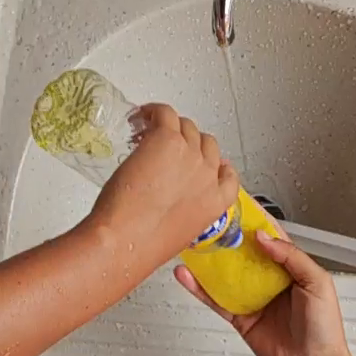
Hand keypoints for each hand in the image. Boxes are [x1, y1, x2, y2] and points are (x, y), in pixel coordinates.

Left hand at [81, 103, 238, 275]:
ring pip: (186, 126)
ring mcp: (190, 154)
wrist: (127, 240)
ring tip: (147, 130)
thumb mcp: (176, 235)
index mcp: (215, 203)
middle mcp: (208, 174)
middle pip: (206, 143)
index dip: (215, 165)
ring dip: (170, 126)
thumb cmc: (142, 244)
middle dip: (187, 142)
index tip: (203, 162)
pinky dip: (152, 111)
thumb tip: (165, 204)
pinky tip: (141, 116)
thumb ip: (180, 214)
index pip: (228, 175)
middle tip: (165, 147)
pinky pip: (165, 113)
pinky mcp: (166, 140)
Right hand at [175, 231, 353, 355]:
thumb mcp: (316, 283)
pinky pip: (216, 300)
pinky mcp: (240, 317)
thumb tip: (264, 238)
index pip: (269, 238)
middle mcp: (269, 280)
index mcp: (290, 267)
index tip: (238, 207)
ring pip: (225, 274)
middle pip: (242, 253)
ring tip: (192, 244)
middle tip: (209, 223)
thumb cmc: (324, 328)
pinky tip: (188, 276)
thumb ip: (292, 257)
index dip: (254, 222)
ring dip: (208, 260)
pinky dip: (200, 288)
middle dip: (227, 238)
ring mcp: (252, 298)